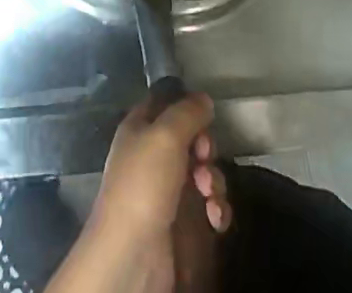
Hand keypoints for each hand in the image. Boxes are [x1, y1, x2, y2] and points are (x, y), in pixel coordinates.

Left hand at [93, 92, 231, 237]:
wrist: (135, 253)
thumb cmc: (144, 184)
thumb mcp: (164, 136)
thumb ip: (187, 113)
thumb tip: (204, 98)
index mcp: (139, 128)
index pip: (164, 103)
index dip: (185, 105)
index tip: (203, 114)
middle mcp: (153, 154)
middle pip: (191, 138)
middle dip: (206, 147)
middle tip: (204, 158)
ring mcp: (168, 188)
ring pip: (204, 172)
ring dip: (215, 181)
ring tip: (209, 196)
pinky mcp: (183, 220)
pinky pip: (210, 205)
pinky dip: (217, 209)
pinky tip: (215, 218)